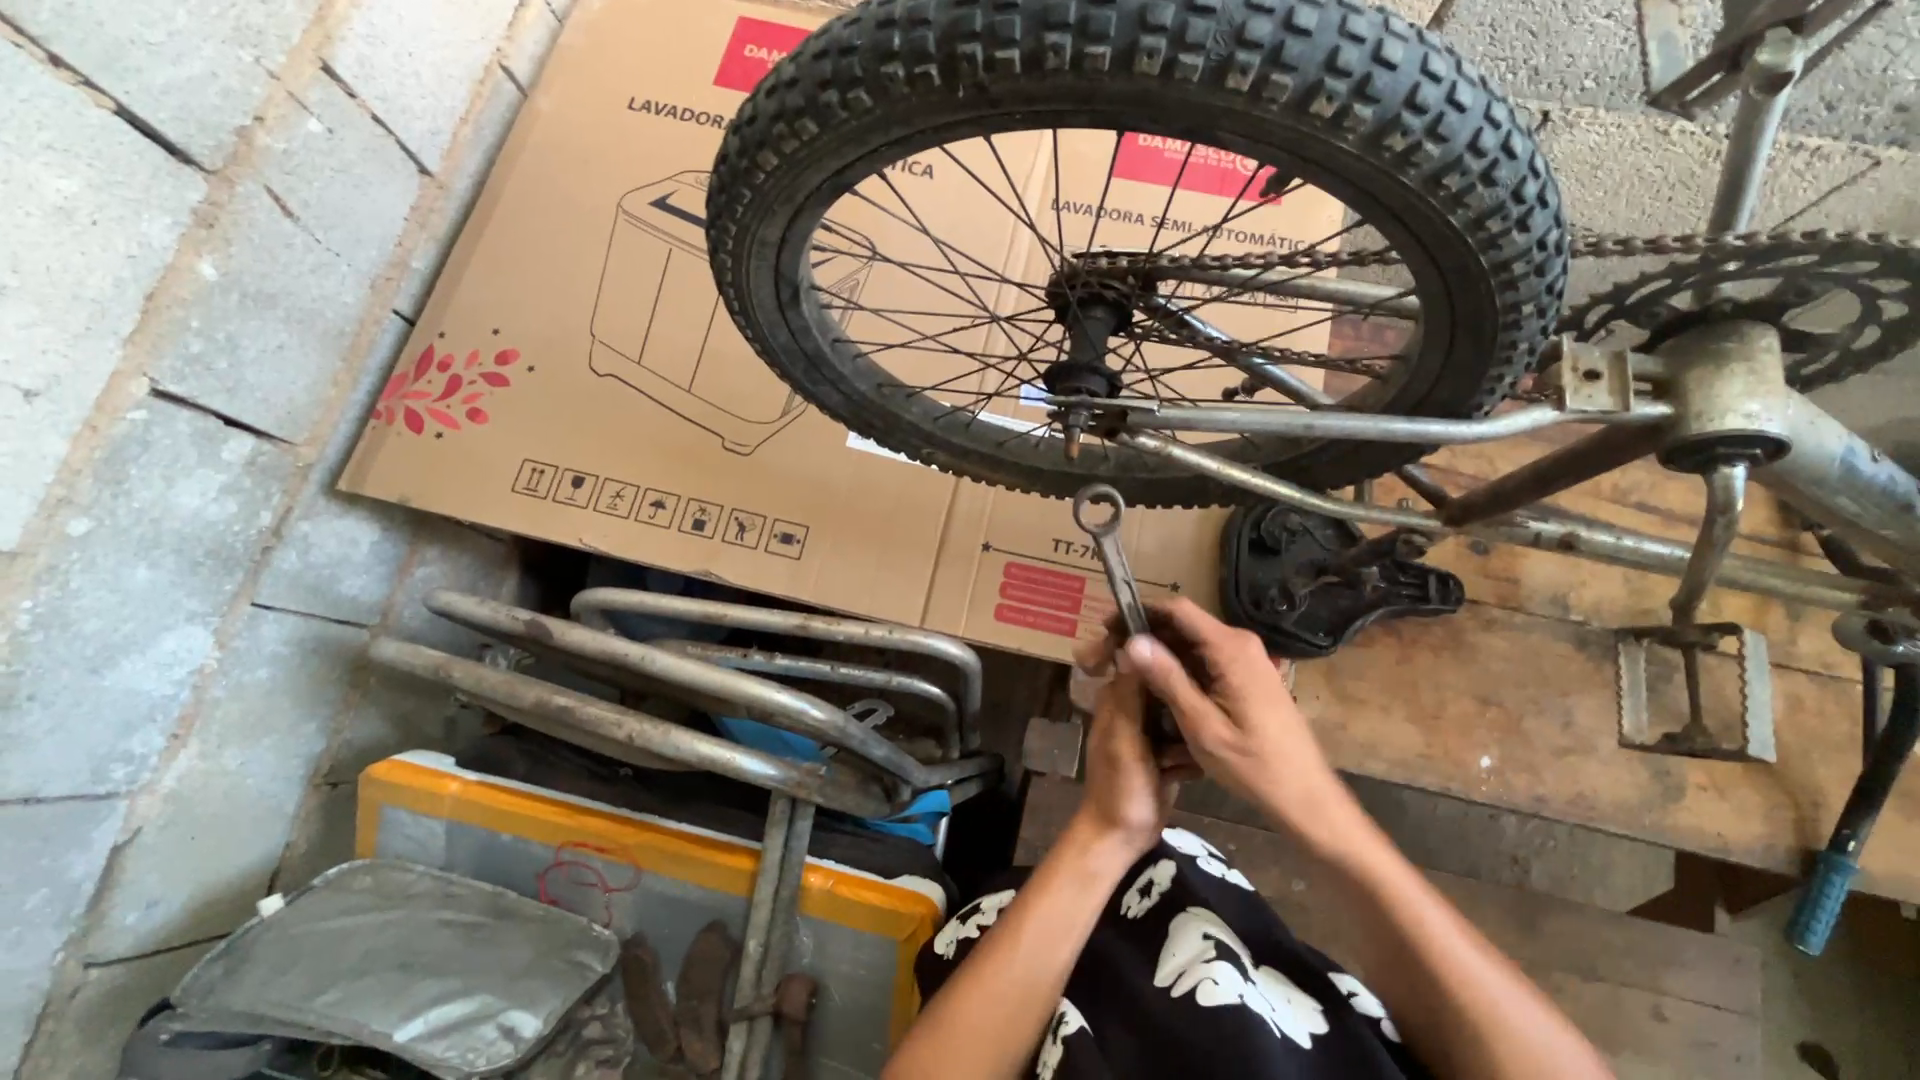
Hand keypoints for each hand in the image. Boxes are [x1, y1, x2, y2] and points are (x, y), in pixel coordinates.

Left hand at [1069, 665, 1198, 859]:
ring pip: (1184, 717)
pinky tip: (1187, 773)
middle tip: (1201, 719)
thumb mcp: (1123, 738)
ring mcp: (1152, 733)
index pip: (1146, 662)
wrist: (1122, 836)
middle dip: (1186, 704)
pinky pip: (1189, 745)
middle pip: (1171, 690)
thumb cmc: (1119, 785)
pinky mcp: (1168, 755)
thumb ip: (1129, 695)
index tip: (1199, 659)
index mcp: (1118, 698)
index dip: (1168, 658)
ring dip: (1190, 737)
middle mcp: (1134, 709)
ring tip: (1186, 755)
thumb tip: (1132, 645)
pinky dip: (1190, 758)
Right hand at [1095, 599, 1346, 832]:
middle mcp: (1240, 643)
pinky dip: (1178, 667)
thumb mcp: (1202, 726)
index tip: (1107, 626)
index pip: (1177, 609)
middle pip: (1182, 624)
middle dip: (1145, 634)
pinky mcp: (1246, 674)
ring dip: (1159, 652)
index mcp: (1230, 649)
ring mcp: (1245, 658)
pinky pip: (1204, 659)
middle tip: (1109, 656)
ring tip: (1125, 672)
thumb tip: (1132, 642)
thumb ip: (1168, 680)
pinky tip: (1156, 687)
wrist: (1303, 793)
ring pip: (1191, 642)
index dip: (1139, 611)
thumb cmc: (1253, 765)